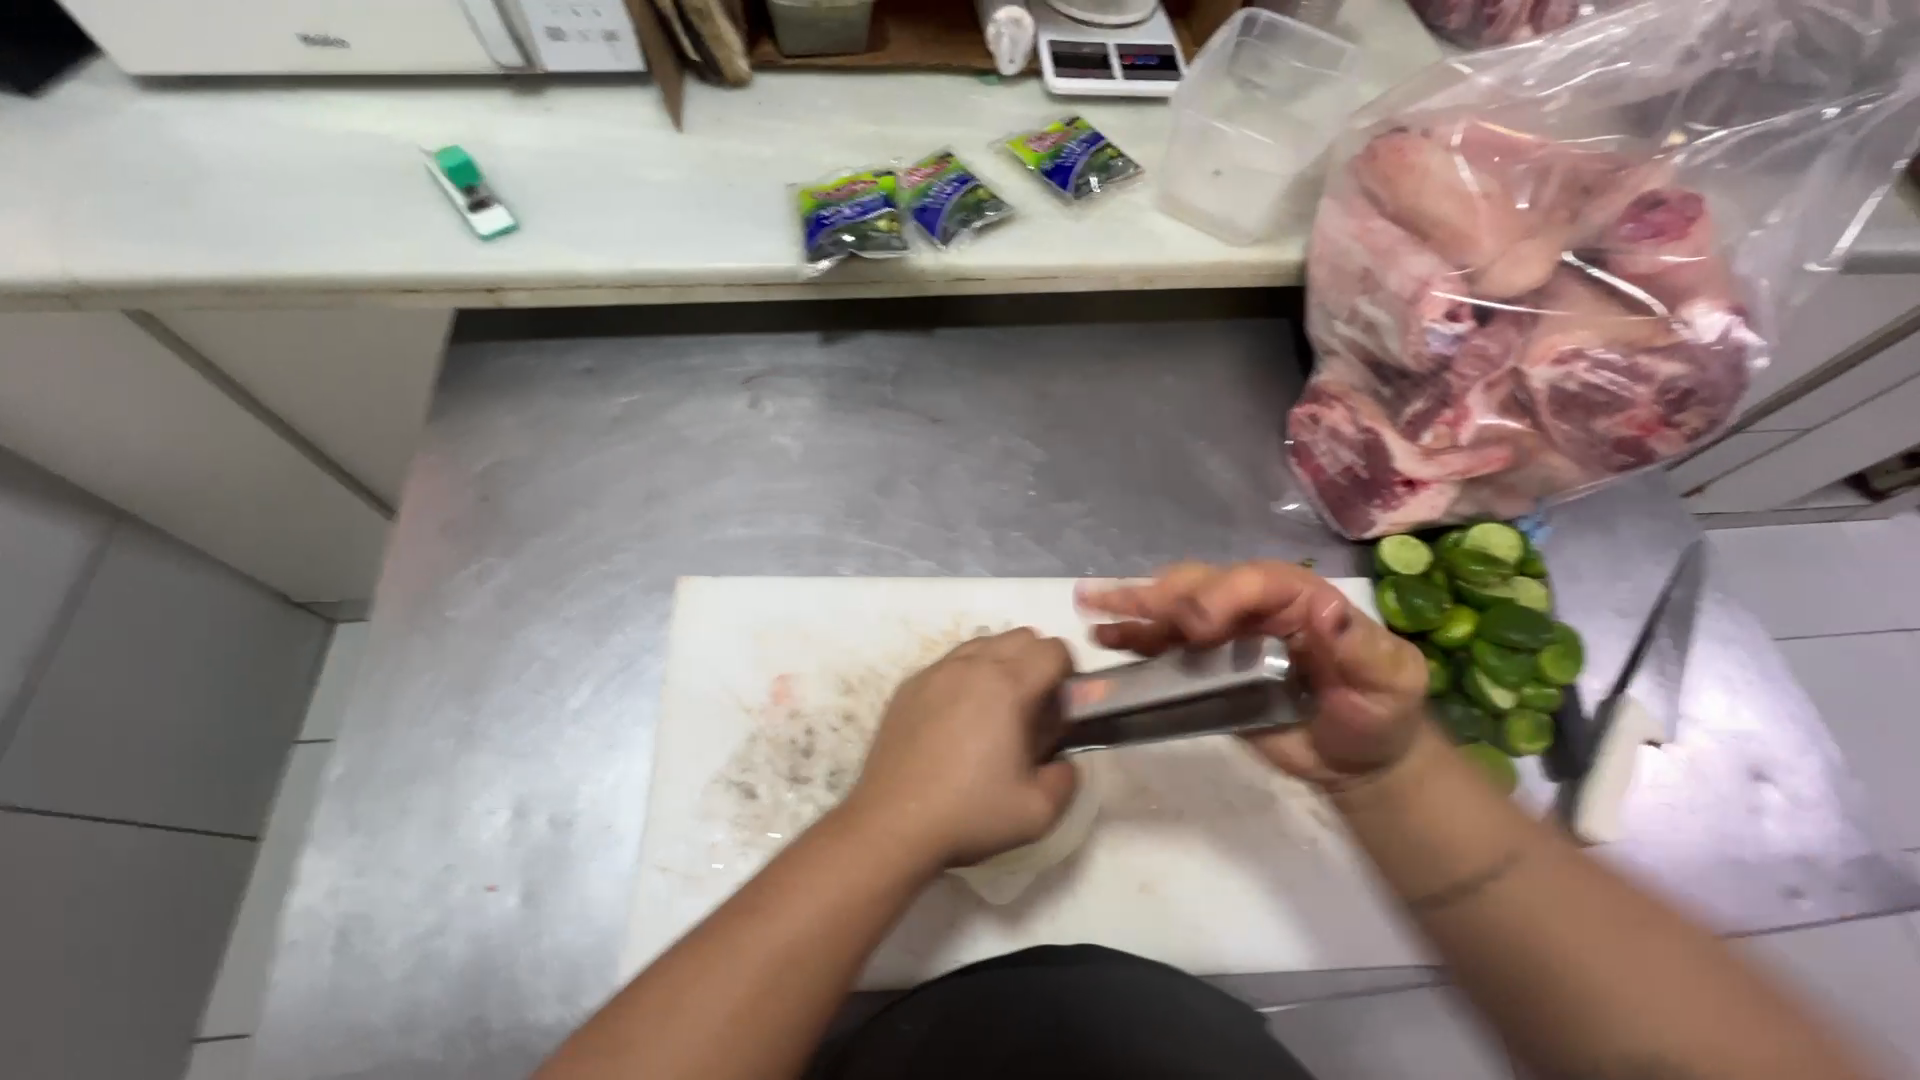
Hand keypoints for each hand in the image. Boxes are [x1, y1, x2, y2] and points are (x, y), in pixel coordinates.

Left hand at [842, 629, 1078, 868]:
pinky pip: (949, 663)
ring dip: (1001, 665)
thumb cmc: (970, 814)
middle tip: (1033, 711)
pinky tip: (956, 723)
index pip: (1054, 649)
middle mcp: (970, 666)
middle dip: (1038, 664)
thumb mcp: (1039, 811)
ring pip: (983, 644)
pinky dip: (965, 678)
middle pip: (1021, 636)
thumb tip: (1062, 762)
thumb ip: (1066, 778)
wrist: (892, 824)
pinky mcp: (908, 686)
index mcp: (1007, 686)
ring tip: (995, 714)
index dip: (1068, 676)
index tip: (1061, 710)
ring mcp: (934, 672)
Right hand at [1078, 561, 1427, 789]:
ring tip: (1091, 604)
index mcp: (1298, 599)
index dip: (1221, 594)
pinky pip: (1163, 644)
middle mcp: (1253, 608)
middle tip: (1140, 612)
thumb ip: (1360, 647)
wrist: (1356, 757)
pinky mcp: (1203, 667)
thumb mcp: (1389, 680)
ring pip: (1174, 606)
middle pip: (1203, 585)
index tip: (1201, 626)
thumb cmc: (1379, 713)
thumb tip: (1326, 609)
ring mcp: (1224, 636)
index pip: (1253, 580)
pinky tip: (1104, 634)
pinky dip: (1133, 636)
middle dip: (1169, 595)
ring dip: (1134, 605)